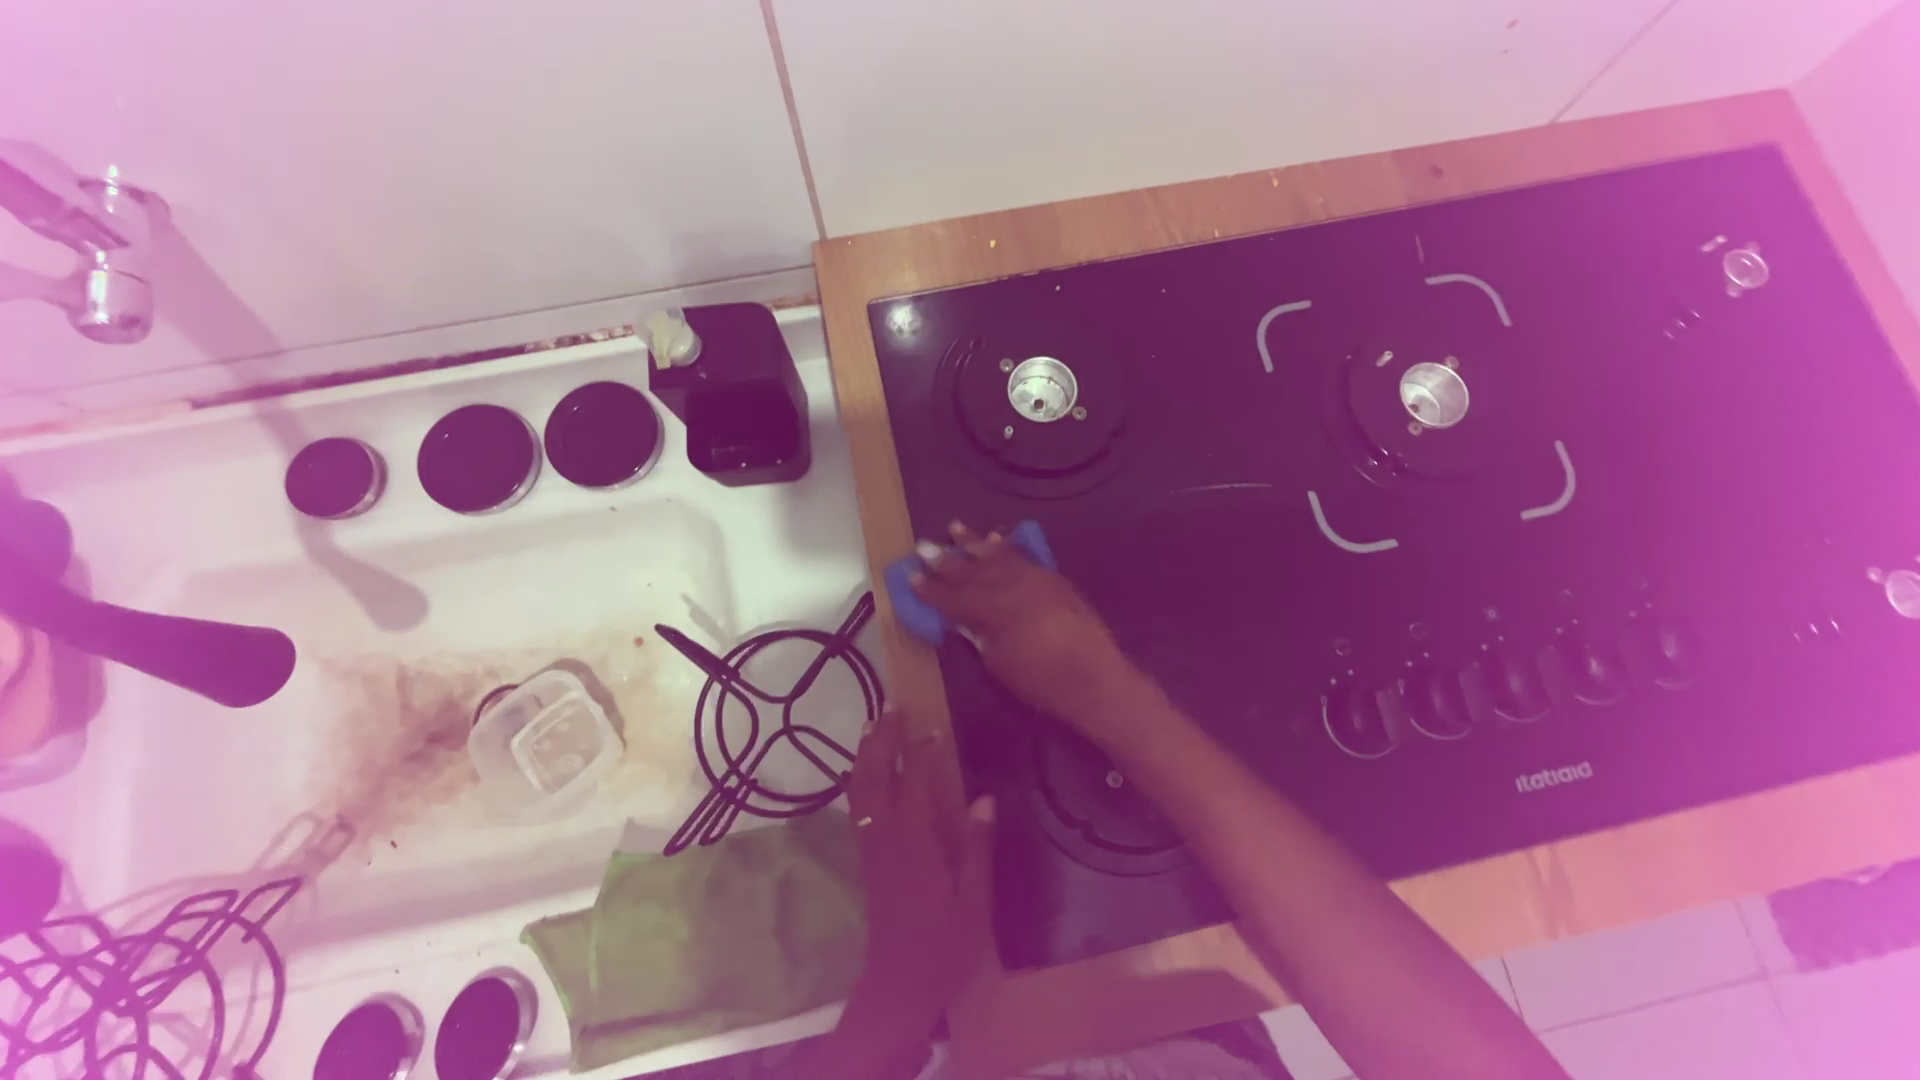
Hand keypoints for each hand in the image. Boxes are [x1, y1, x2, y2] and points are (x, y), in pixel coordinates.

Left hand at [845, 706, 994, 1028]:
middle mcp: (886, 836)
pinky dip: (859, 780)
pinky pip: (859, 807)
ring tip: (872, 727)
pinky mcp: (868, 859)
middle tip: (890, 708)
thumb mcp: (973, 899)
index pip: (915, 783)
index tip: (933, 726)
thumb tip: (984, 798)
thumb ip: (977, 847)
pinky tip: (864, 773)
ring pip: (860, 789)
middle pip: (876, 777)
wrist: (900, 983)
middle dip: (882, 741)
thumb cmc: (944, 943)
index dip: (922, 752)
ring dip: (865, 755)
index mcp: (914, 841)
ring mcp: (873, 847)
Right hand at [909, 522, 1135, 727]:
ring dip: (974, 543)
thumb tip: (963, 621)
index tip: (911, 577)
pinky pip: (1022, 557)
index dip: (930, 589)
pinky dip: (1006, 549)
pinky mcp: (1052, 579)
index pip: (951, 597)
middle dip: (945, 560)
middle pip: (970, 570)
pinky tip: (997, 541)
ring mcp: (1033, 578)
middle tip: (923, 546)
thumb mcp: (998, 662)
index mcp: (989, 610)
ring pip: (997, 555)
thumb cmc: (1040, 682)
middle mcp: (1008, 585)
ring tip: (955, 528)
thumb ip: (979, 636)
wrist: (1095, 678)